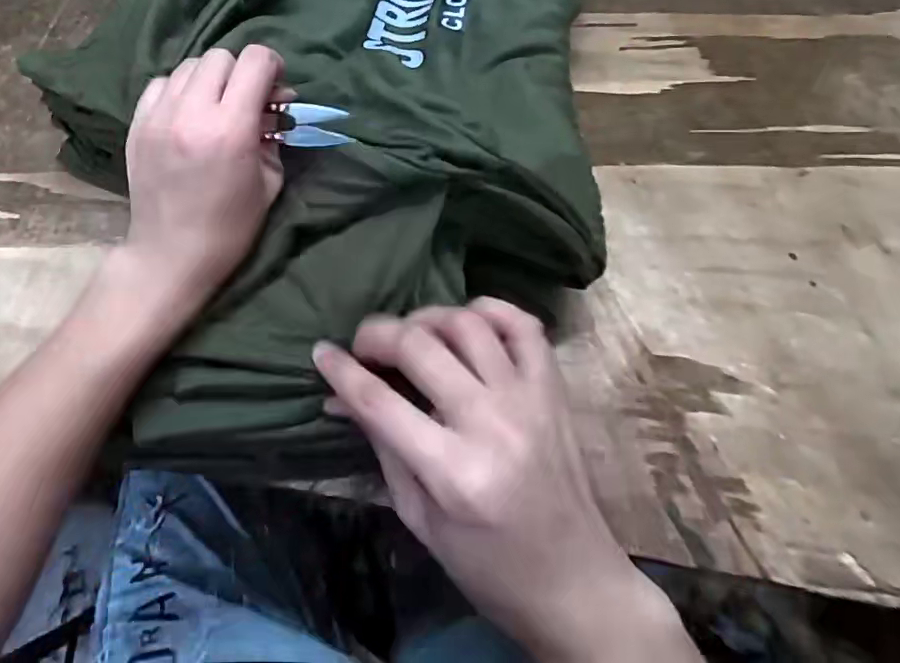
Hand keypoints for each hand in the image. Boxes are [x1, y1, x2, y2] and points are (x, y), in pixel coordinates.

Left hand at [121, 45, 285, 302]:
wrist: (170, 254)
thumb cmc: (230, 226)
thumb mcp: (269, 182)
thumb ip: (273, 133)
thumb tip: (275, 102)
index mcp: (230, 129)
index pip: (255, 61)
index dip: (272, 67)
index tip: (273, 88)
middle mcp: (191, 113)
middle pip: (220, 57)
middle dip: (240, 72)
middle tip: (244, 100)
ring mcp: (158, 117)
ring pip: (189, 65)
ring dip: (209, 79)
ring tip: (214, 106)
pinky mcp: (137, 125)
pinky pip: (160, 83)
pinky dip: (178, 90)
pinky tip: (185, 114)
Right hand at [314, 301, 698, 662]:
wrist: (579, 587)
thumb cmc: (487, 565)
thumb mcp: (417, 515)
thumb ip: (380, 444)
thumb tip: (337, 397)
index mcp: (454, 472)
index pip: (378, 400)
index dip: (340, 370)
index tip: (320, 352)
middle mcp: (492, 425)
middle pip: (417, 346)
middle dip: (374, 335)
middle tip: (362, 348)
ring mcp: (529, 401)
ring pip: (464, 323)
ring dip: (424, 318)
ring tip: (409, 337)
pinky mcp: (554, 392)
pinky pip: (521, 325)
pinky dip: (488, 311)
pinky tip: (464, 323)